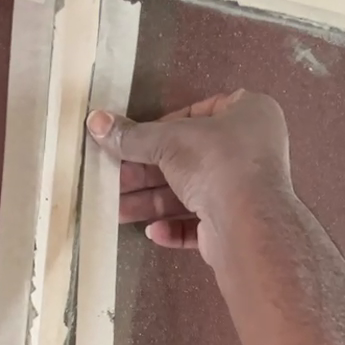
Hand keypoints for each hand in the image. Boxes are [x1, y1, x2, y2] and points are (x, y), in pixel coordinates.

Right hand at [86, 90, 293, 264]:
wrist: (247, 223)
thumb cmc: (215, 161)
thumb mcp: (168, 140)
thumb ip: (133, 136)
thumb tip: (94, 122)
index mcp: (248, 113)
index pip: (199, 113)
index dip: (163, 127)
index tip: (136, 140)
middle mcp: (249, 152)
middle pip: (188, 160)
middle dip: (147, 173)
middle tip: (114, 180)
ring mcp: (243, 192)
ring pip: (189, 195)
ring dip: (152, 203)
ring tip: (117, 211)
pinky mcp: (234, 227)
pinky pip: (200, 224)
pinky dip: (174, 227)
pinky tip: (153, 232)